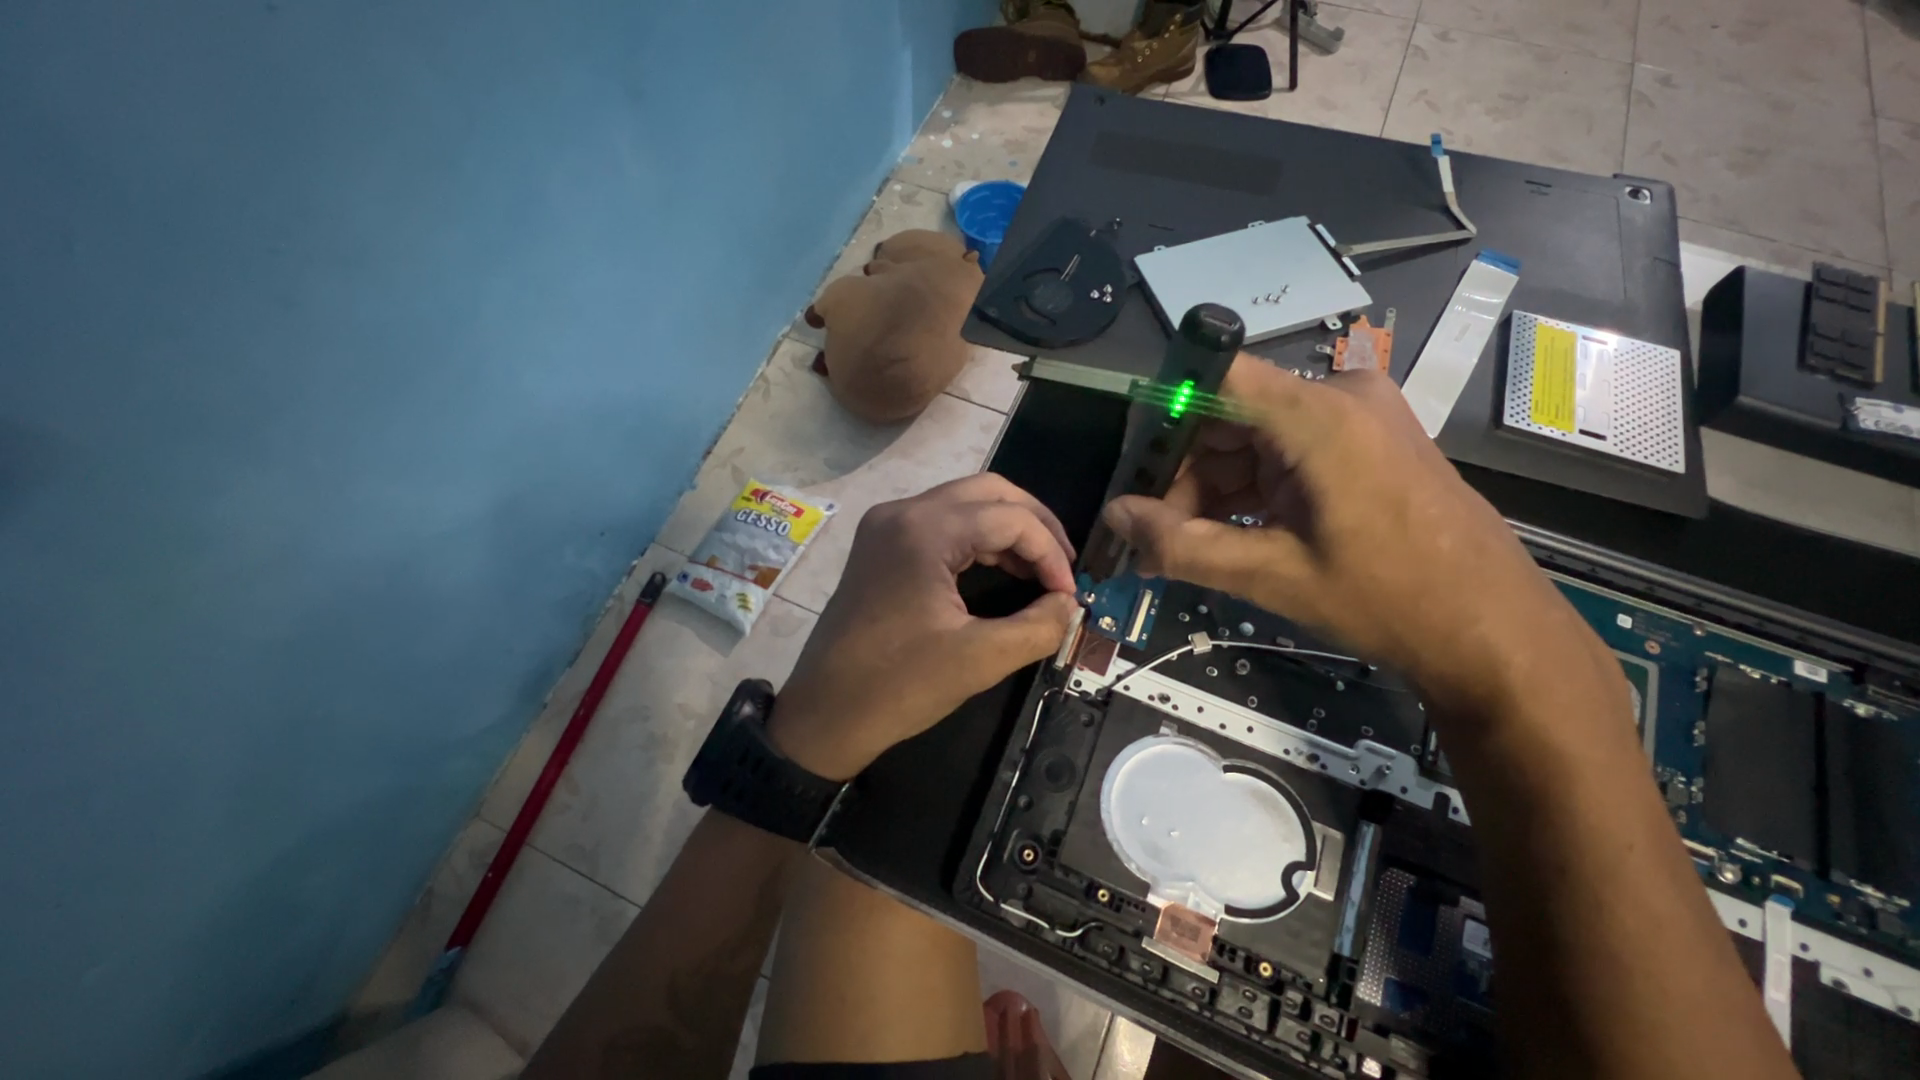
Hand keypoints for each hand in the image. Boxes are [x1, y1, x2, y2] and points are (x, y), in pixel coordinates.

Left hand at [767, 474, 1082, 779]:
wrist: (825, 714)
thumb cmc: (899, 686)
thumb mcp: (979, 660)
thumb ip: (1038, 626)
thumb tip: (1069, 605)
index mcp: (924, 531)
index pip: (1009, 518)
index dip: (1049, 553)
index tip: (1068, 596)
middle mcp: (902, 513)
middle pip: (988, 492)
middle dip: (1034, 525)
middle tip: (1063, 567)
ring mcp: (886, 527)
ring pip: (964, 504)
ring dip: (1007, 530)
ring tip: (1040, 572)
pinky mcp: (880, 546)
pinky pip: (942, 524)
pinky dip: (977, 541)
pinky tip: (1002, 570)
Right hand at [1102, 357, 1610, 718]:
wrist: (1494, 629)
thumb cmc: (1387, 598)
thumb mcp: (1272, 575)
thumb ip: (1182, 544)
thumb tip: (1116, 518)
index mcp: (1318, 414)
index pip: (1217, 375)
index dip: (1164, 411)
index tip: (1132, 469)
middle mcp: (1339, 396)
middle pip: (1231, 414)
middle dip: (1185, 474)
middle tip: (1153, 535)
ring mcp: (1359, 417)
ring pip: (1256, 438)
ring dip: (1216, 489)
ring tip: (1184, 550)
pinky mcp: (1368, 442)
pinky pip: (1290, 452)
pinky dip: (1255, 490)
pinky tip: (1230, 536)